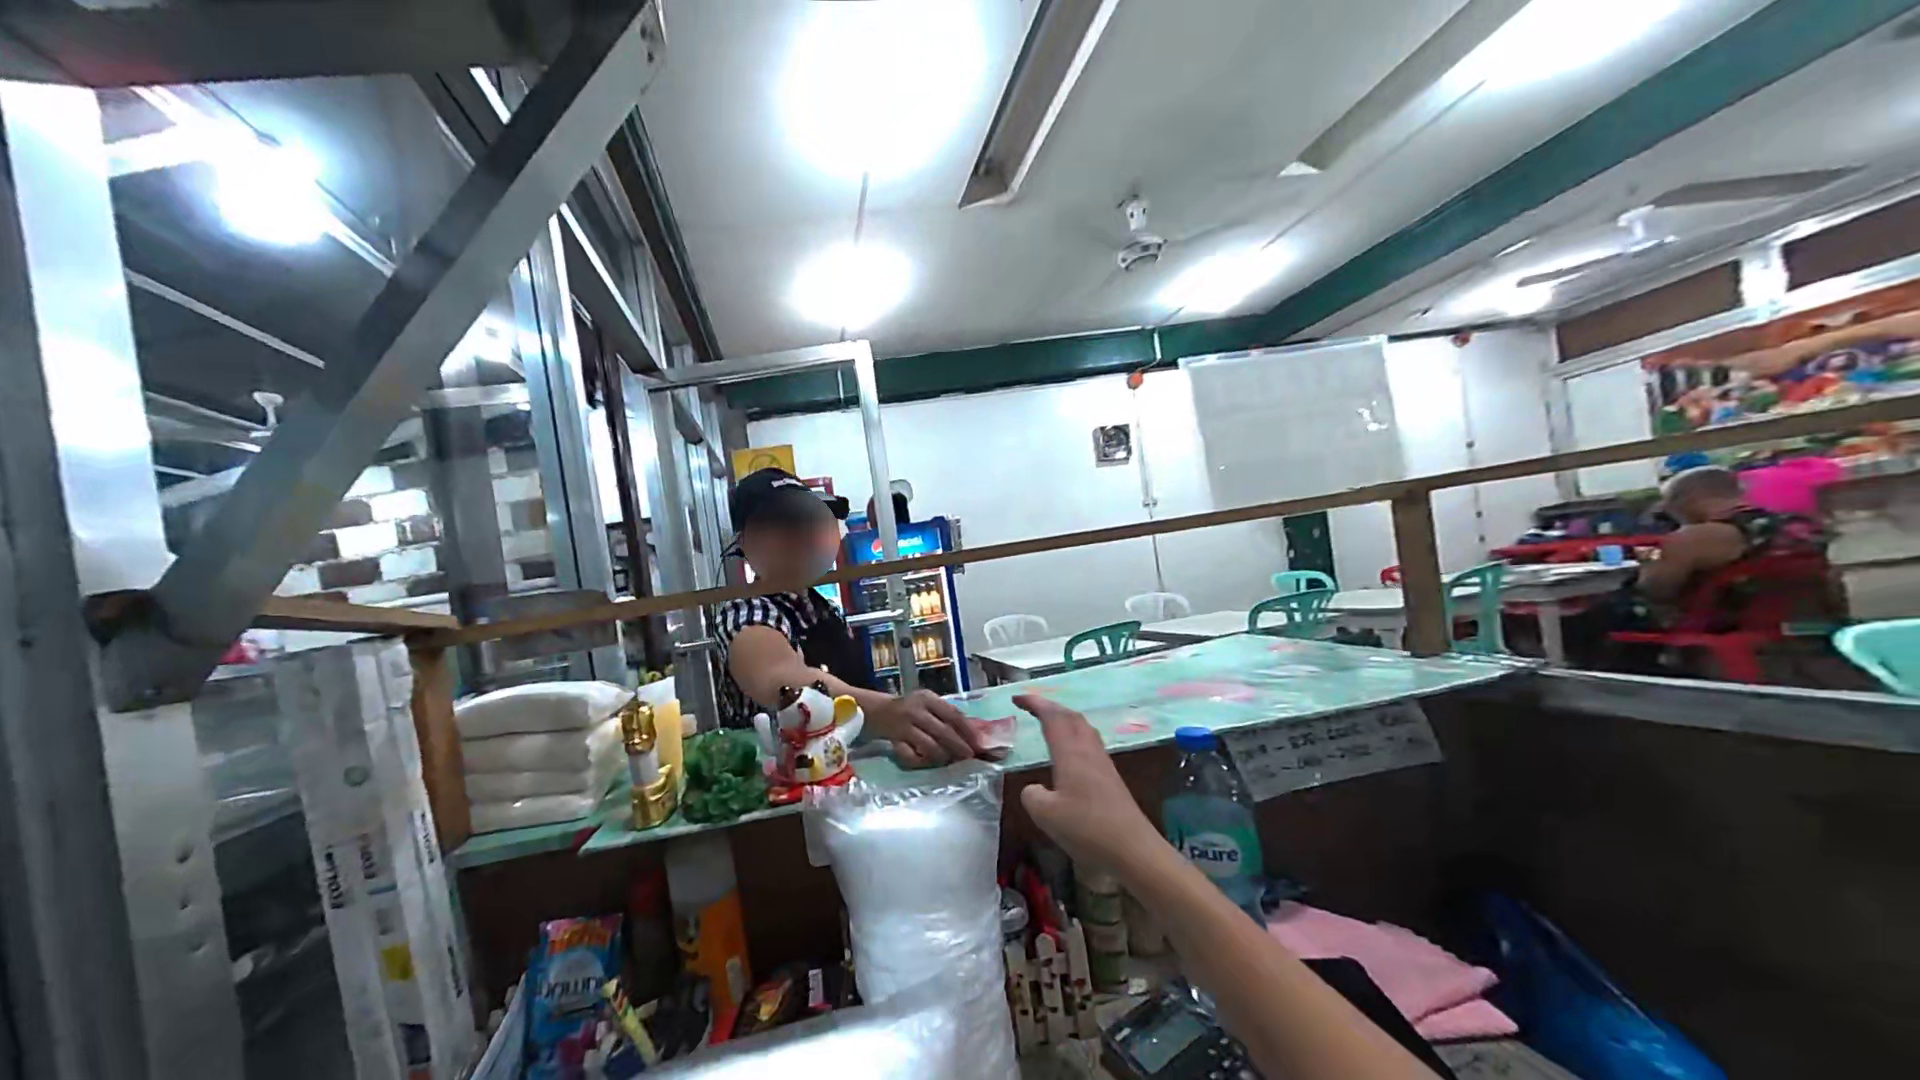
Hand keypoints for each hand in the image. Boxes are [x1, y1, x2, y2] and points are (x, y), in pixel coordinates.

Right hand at [873, 689, 984, 766]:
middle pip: (942, 731)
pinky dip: (921, 761)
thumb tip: (972, 732)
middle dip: (958, 746)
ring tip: (951, 761)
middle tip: (969, 757)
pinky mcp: (894, 741)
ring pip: (928, 745)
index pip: (952, 714)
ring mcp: (903, 726)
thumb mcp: (927, 703)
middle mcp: (916, 711)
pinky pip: (910, 756)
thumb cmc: (909, 708)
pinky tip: (928, 763)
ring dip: (943, 756)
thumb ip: (945, 714)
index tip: (978, 742)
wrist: (877, 711)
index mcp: (927, 698)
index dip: (967, 730)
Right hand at [1014, 694, 1163, 875]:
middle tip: (1031, 706)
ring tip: (1049, 722)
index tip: (1016, 697)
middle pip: (1071, 717)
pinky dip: (1075, 735)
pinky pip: (1090, 743)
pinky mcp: (1111, 778)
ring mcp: (1103, 764)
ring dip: (1065, 719)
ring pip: (1083, 728)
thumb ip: (1032, 795)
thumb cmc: (1087, 829)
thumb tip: (1034, 789)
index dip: (1034, 703)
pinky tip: (1071, 751)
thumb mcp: (1045, 815)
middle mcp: (1088, 751)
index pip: (1052, 717)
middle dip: (1050, 706)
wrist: (1133, 849)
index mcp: (1070, 753)